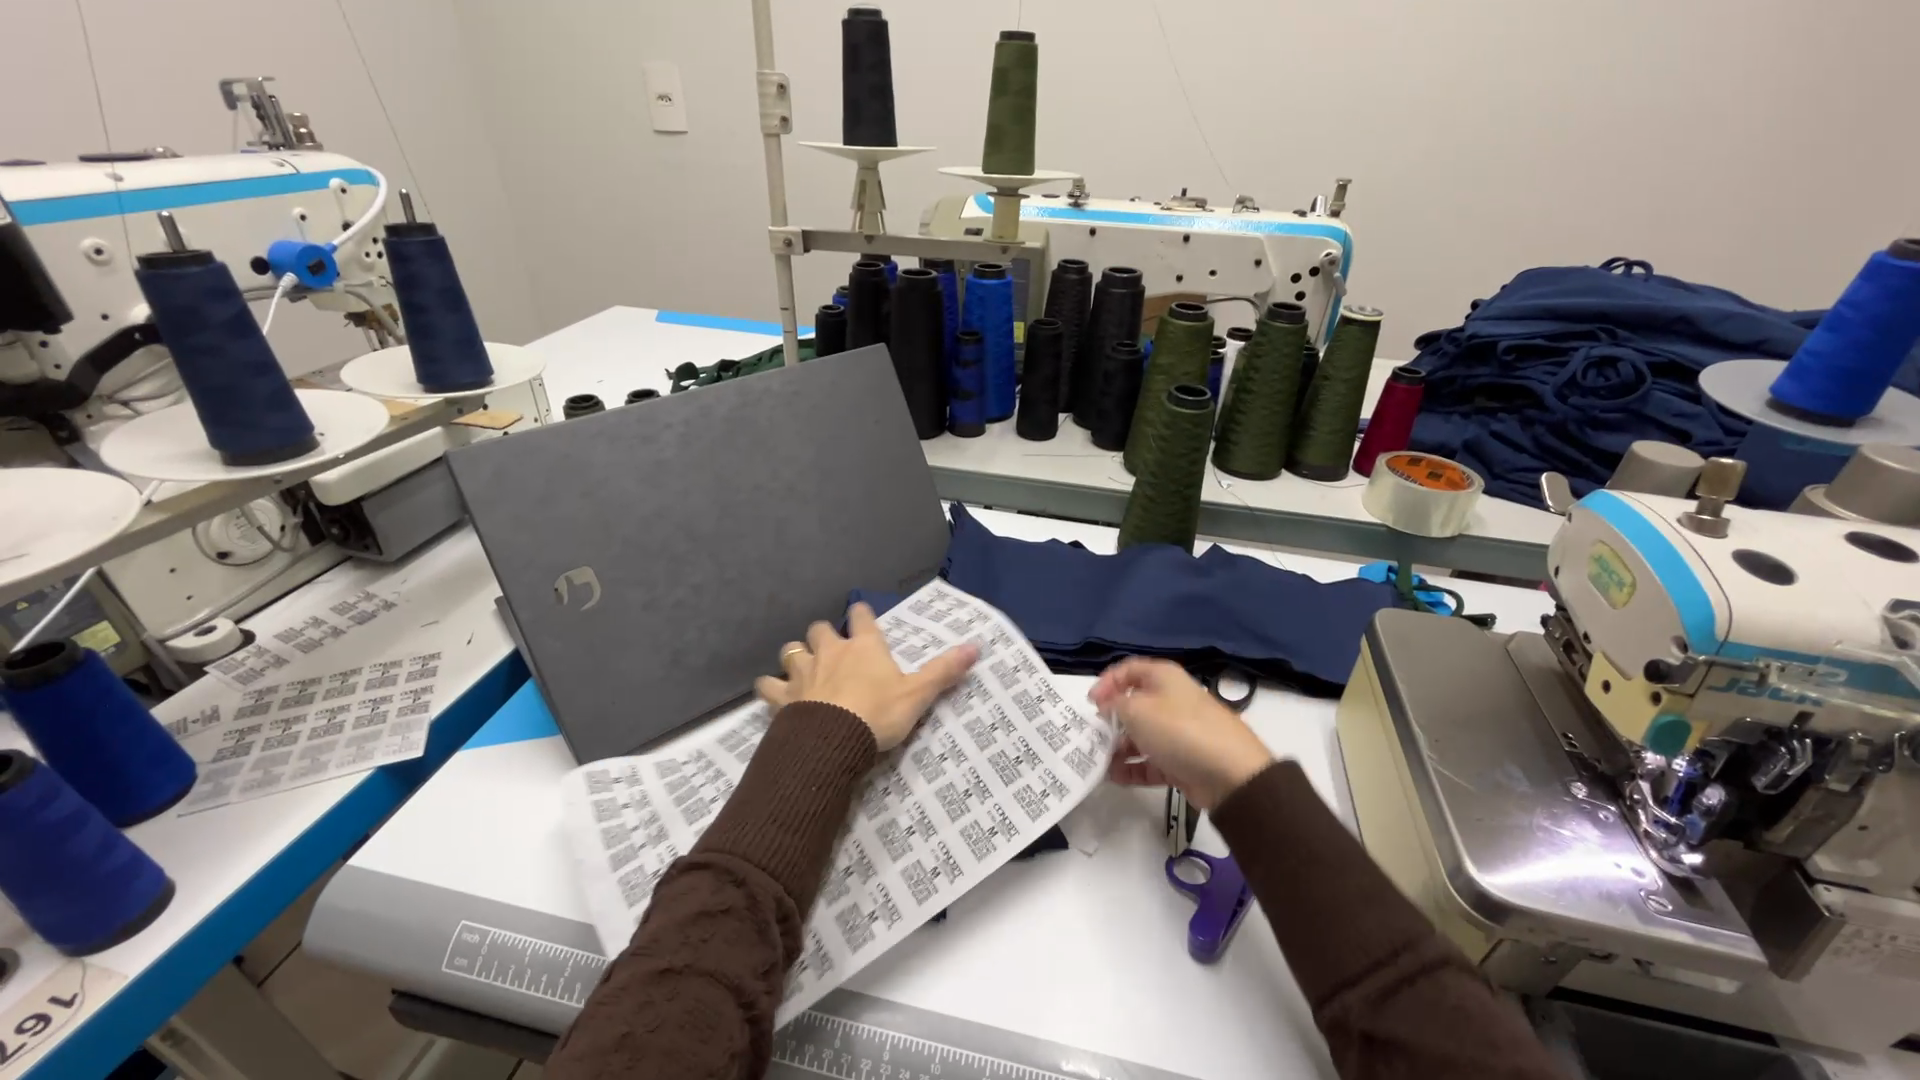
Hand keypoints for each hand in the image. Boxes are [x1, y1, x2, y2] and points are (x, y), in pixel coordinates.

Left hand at [755, 603, 978, 750]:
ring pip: (791, 650)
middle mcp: (830, 651)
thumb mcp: (918, 694)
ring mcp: (803, 672)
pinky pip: (768, 685)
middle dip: (824, 635)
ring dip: (796, 656)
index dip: (861, 614)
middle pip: (820, 629)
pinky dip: (770, 687)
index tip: (862, 616)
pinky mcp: (783, 697)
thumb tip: (977, 646)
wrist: (833, 740)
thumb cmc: (878, 713)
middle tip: (832, 649)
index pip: (861, 616)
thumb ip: (945, 670)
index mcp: (864, 646)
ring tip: (802, 667)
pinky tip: (774, 694)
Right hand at [1089, 657, 1273, 811]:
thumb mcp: (1137, 710)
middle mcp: (1171, 700)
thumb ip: (1114, 705)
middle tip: (1091, 734)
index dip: (1106, 682)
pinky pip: (1150, 761)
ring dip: (1118, 747)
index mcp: (1164, 677)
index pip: (1129, 670)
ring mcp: (1178, 732)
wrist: (1229, 774)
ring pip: (1141, 735)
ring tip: (1098, 760)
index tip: (1090, 703)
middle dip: (1110, 719)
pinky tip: (1113, 777)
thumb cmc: (1178, 730)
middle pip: (1133, 704)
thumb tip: (1107, 707)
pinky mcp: (1181, 761)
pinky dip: (1132, 767)